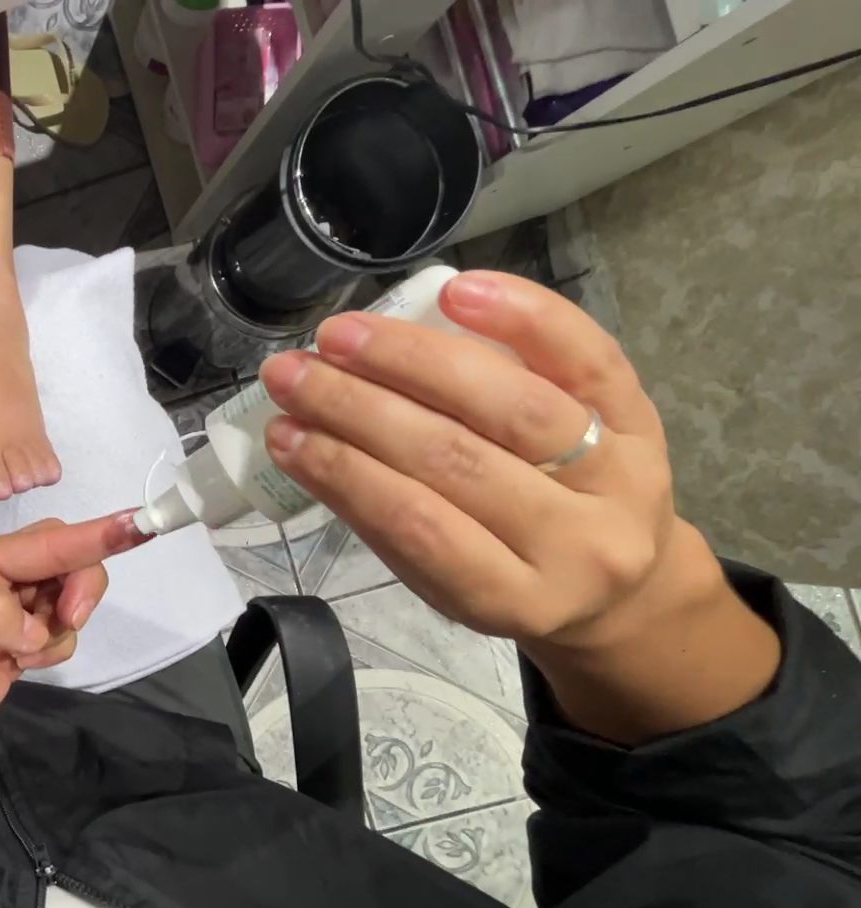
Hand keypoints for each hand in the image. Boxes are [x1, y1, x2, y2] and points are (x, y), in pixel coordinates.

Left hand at [0, 513, 148, 790]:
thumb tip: (34, 625)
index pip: (38, 542)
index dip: (88, 535)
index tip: (136, 526)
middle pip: (59, 559)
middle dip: (79, 582)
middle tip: (71, 617)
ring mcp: (1, 620)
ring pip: (63, 596)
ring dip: (64, 620)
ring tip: (27, 654)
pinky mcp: (13, 653)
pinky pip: (57, 634)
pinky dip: (56, 646)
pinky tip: (24, 666)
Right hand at [258, 271, 688, 646]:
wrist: (622, 585)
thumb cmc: (501, 577)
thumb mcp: (432, 580)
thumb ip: (376, 515)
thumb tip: (299, 434)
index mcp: (510, 598)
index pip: (415, 523)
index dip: (341, 471)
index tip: (280, 431)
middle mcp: (578, 542)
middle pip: (456, 456)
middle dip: (357, 406)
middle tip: (292, 372)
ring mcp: (621, 476)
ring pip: (511, 403)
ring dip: (412, 359)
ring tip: (340, 336)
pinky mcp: (647, 419)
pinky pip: (591, 358)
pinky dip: (524, 317)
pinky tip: (457, 290)